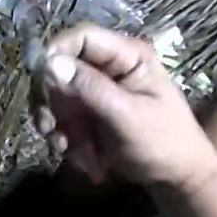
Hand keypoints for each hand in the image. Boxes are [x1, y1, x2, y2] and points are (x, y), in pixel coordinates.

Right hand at [36, 23, 216, 191]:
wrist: (177, 179)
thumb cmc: (164, 142)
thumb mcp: (128, 115)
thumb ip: (91, 88)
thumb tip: (50, 63)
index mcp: (127, 56)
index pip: (82, 37)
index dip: (56, 52)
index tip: (39, 79)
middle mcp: (108, 68)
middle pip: (62, 67)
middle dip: (52, 98)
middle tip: (48, 124)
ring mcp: (96, 92)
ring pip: (57, 96)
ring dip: (55, 122)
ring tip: (63, 145)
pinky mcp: (89, 115)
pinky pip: (62, 118)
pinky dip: (61, 135)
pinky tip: (71, 152)